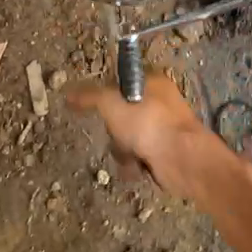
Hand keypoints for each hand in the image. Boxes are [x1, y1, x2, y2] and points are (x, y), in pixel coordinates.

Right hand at [67, 75, 219, 200]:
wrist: (183, 160)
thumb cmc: (148, 124)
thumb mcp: (112, 104)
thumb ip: (90, 97)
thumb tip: (67, 93)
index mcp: (151, 81)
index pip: (119, 82)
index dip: (106, 97)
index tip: (98, 111)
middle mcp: (159, 101)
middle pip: (121, 114)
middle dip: (115, 131)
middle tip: (117, 136)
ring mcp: (163, 127)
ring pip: (128, 138)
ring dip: (123, 151)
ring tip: (130, 157)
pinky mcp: (165, 152)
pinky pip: (139, 156)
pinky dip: (134, 165)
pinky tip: (137, 170)